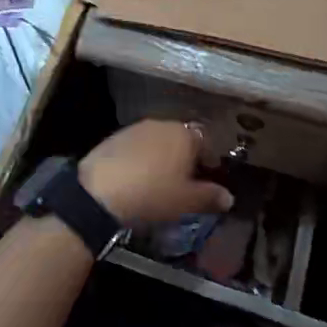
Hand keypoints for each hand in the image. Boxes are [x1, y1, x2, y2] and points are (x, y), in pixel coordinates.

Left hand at [79, 120, 233, 225]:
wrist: (98, 193)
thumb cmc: (152, 194)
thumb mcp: (187, 201)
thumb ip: (210, 196)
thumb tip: (229, 197)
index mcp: (184, 134)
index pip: (205, 139)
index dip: (209, 158)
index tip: (209, 175)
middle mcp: (160, 124)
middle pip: (180, 137)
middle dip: (185, 155)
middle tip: (185, 180)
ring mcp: (133, 129)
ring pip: (156, 141)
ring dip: (161, 156)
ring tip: (159, 180)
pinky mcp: (111, 138)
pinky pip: (135, 147)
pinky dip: (140, 158)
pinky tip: (136, 177)